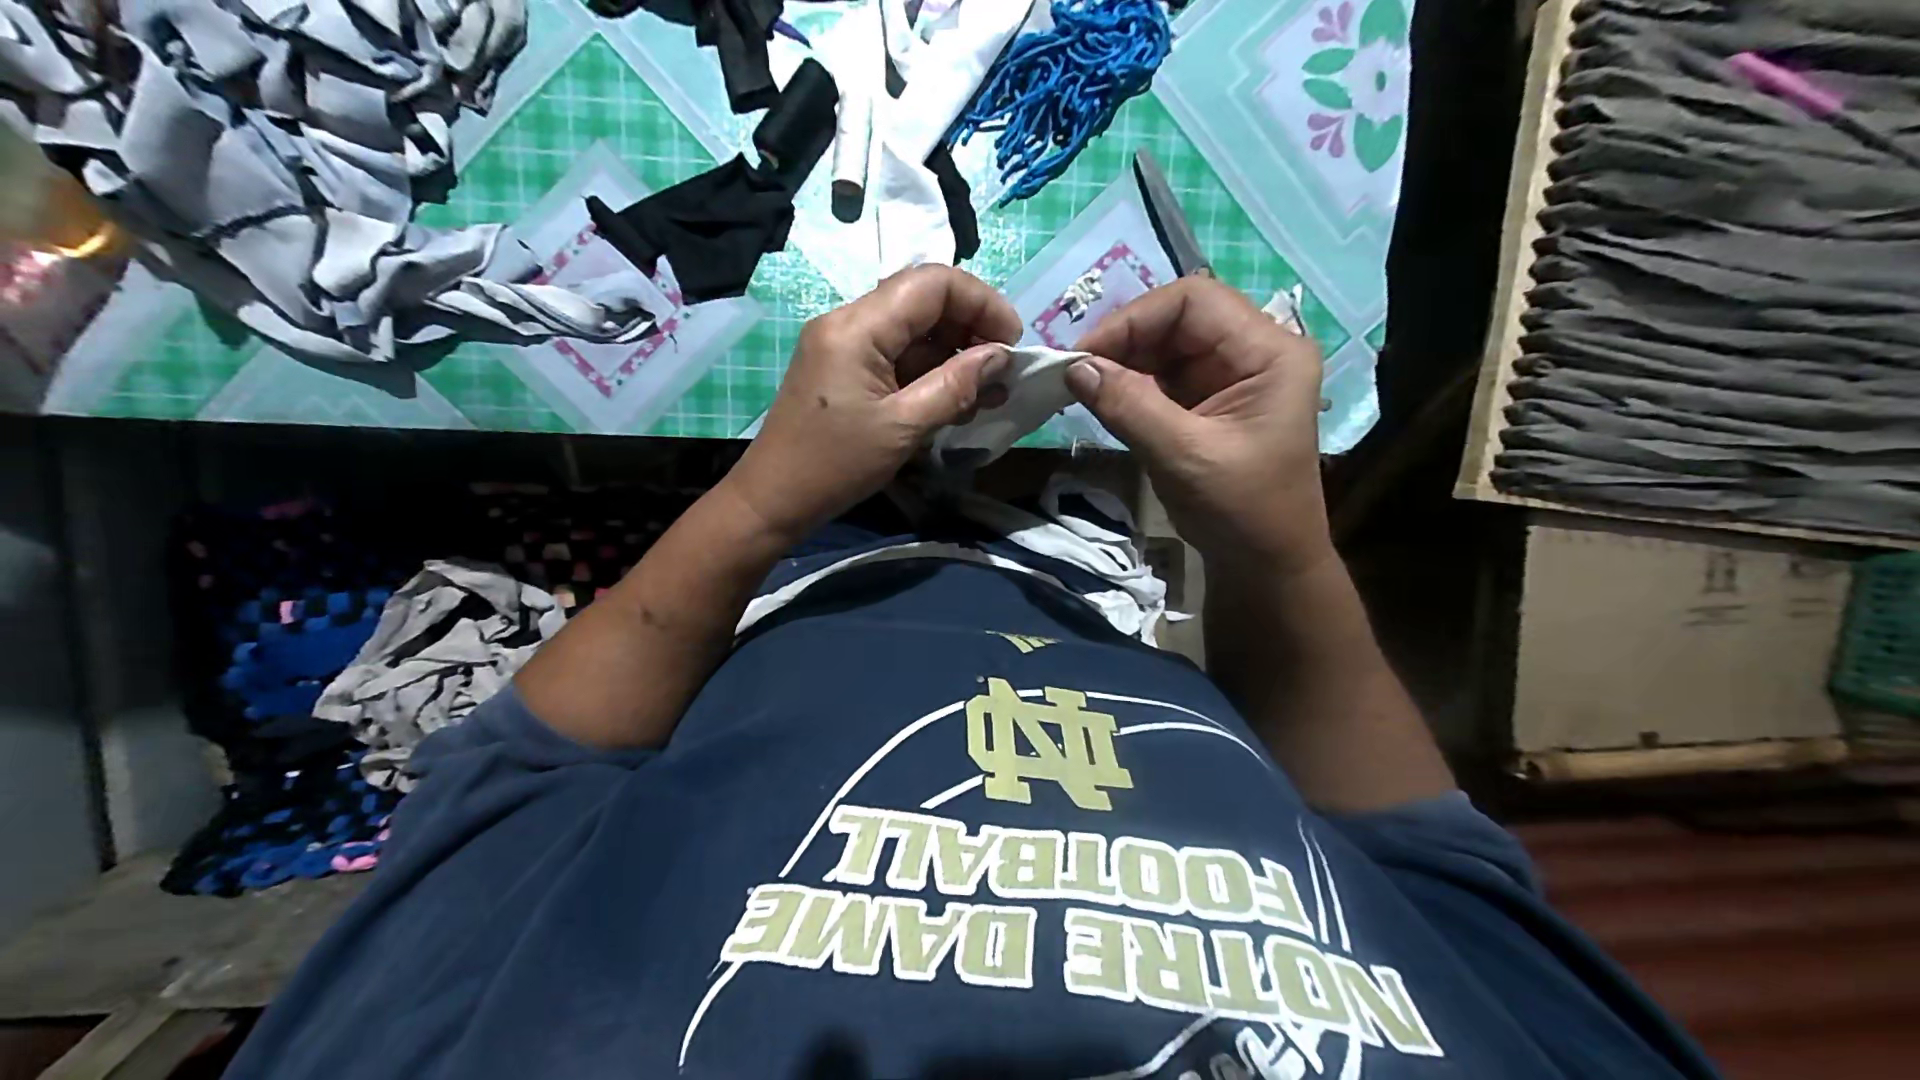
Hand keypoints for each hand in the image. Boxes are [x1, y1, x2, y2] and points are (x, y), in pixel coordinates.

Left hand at [721, 265, 1020, 541]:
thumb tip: (1001, 356)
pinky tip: (959, 399)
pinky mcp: (846, 368)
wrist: (773, 499)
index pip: (933, 284)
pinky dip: (931, 372)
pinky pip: (897, 355)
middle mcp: (848, 322)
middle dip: (972, 328)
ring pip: (914, 329)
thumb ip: (955, 386)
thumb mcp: (902, 428)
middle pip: (924, 300)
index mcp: (857, 327)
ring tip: (989, 392)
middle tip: (1003, 371)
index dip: (982, 303)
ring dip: (955, 354)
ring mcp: (845, 345)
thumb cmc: (834, 466)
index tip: (1012, 343)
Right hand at [1070, 278, 1332, 576]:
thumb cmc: (1241, 511)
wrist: (1264, 562)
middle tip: (1077, 372)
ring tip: (1085, 386)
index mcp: (1268, 353)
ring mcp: (1231, 375)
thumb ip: (1128, 406)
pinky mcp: (1209, 399)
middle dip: (1125, 341)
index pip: (1194, 300)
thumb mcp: (1182, 456)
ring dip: (1123, 362)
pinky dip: (1130, 383)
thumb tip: (1072, 366)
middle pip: (1178, 318)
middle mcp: (1254, 351)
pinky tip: (1105, 398)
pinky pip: (1163, 375)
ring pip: (1166, 345)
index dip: (1134, 319)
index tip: (1086, 354)